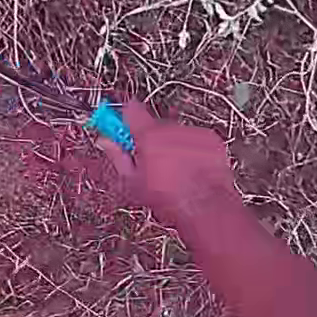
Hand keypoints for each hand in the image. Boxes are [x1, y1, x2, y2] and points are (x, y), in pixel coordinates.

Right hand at [94, 101, 245, 231]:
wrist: (206, 207)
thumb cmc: (169, 199)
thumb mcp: (133, 182)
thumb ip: (117, 156)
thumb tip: (105, 142)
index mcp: (148, 135)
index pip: (131, 110)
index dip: (124, 120)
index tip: (121, 130)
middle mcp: (171, 128)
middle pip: (154, 126)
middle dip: (150, 140)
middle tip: (149, 163)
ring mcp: (192, 132)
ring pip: (176, 134)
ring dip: (172, 147)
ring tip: (174, 173)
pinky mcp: (211, 139)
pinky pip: (195, 140)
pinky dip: (192, 151)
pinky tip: (191, 171)